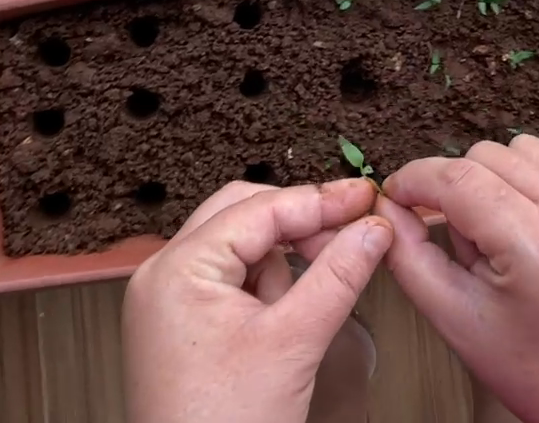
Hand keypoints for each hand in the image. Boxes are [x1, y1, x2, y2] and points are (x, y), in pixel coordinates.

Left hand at [122, 178, 392, 422]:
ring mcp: (169, 298)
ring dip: (283, 261)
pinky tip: (283, 322)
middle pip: (246, 213)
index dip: (319, 200)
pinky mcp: (182, 322)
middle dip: (298, 225)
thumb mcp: (294, 342)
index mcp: (178, 269)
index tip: (365, 196)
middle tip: (348, 233)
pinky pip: (233, 276)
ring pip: (243, 243)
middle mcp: (164, 274)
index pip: (261, 209)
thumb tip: (374, 227)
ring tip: (301, 311)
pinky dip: (267, 285)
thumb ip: (339, 273)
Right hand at [378, 136, 538, 422]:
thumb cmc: (532, 363)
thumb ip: (408, 254)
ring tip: (505, 228)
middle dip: (459, 187)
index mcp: (536, 247)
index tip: (397, 192)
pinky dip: (533, 175)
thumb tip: (387, 200)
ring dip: (498, 177)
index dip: (416, 179)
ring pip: (520, 147)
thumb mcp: (453, 318)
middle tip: (468, 238)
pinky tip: (534, 217)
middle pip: (486, 155)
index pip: (458, 179)